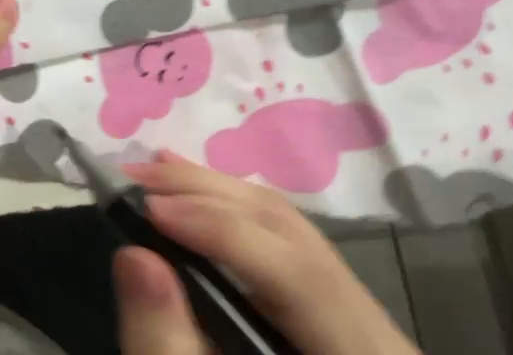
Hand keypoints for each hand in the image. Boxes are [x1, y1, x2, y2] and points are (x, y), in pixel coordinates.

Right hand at [113, 153, 420, 354]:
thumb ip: (167, 342)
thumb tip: (134, 254)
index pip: (301, 275)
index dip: (223, 231)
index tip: (145, 206)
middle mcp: (381, 338)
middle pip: (296, 239)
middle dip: (207, 197)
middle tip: (131, 178)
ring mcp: (365, 325)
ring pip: (292, 233)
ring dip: (211, 195)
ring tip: (144, 174)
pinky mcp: (336, 318)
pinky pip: (288, 247)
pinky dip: (228, 214)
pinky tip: (184, 193)